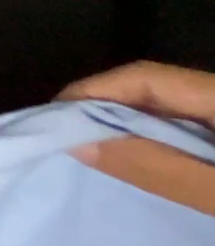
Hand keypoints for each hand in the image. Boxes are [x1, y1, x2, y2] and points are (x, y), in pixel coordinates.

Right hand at [59, 60, 214, 215]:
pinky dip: (163, 148)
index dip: (94, 91)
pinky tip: (147, 166)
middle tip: (68, 140)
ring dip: (133, 133)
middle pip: (155, 94)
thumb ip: (160, 168)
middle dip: (108, 113)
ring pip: (171, 116)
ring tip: (99, 155)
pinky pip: (191, 136)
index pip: (144, 77)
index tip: (53, 120)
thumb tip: (76, 144)